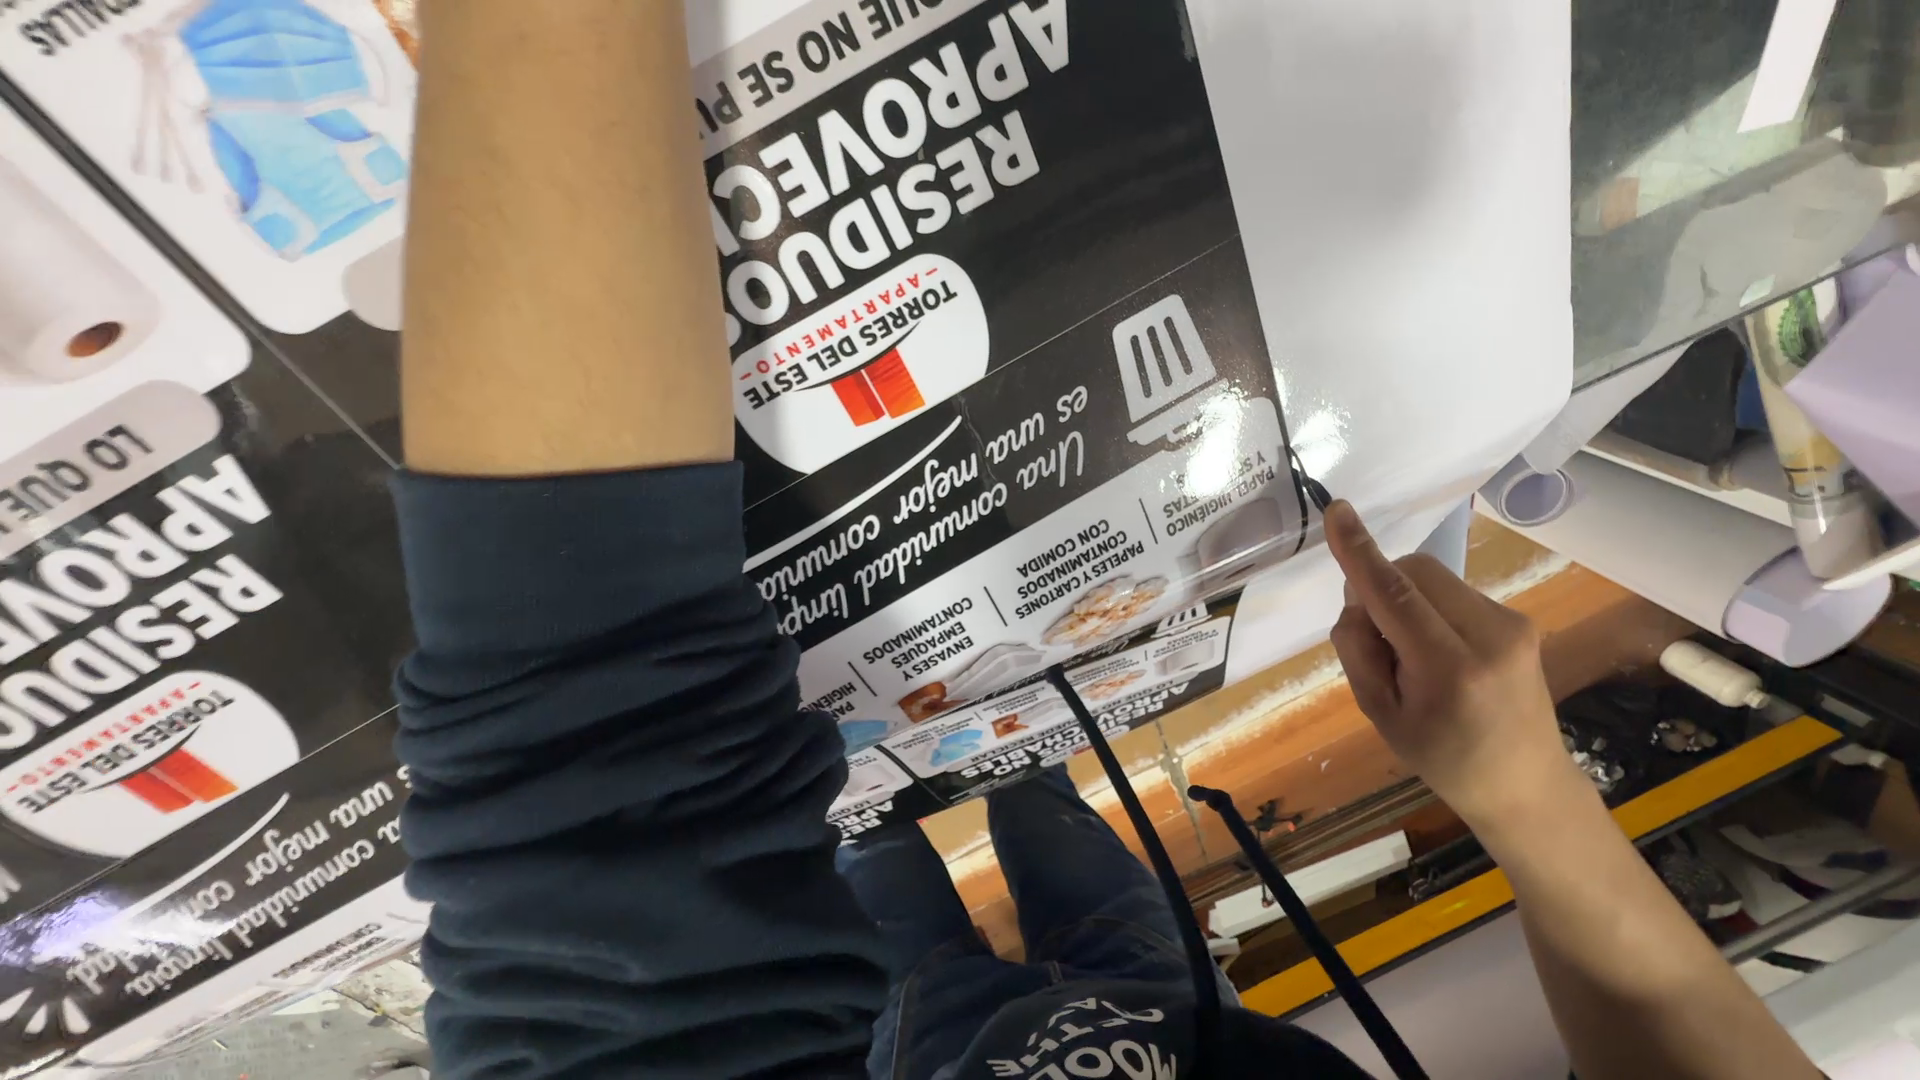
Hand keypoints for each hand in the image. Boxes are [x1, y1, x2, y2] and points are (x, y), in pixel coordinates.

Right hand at [1323, 501, 1585, 826]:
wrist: (1525, 784)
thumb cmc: (1441, 758)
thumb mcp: (1380, 713)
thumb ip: (1358, 649)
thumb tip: (1358, 599)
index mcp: (1450, 669)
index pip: (1394, 594)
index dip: (1360, 552)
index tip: (1337, 511)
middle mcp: (1490, 635)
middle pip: (1414, 571)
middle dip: (1379, 587)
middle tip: (1372, 638)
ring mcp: (1511, 623)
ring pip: (1430, 577)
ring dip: (1402, 598)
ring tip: (1408, 652)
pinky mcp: (1516, 618)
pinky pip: (1449, 591)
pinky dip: (1425, 607)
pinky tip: (1434, 650)